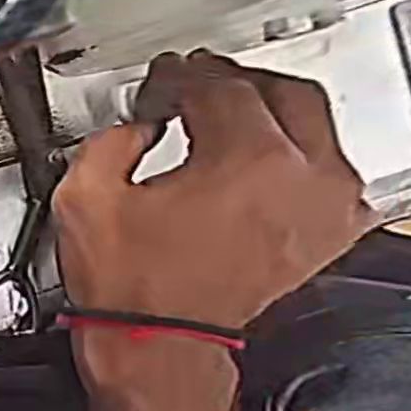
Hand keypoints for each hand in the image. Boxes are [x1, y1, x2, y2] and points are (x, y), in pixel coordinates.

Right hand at [54, 51, 373, 382]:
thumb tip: (134, 128)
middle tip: (195, 83)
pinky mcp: (329, 228)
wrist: (156, 335)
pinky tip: (258, 156)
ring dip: (268, 111)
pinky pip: (328, 167)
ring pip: (315, 126)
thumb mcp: (81, 199)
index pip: (220, 89)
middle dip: (233, 82)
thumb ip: (108, 143)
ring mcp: (327, 203)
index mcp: (245, 160)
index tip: (164, 77)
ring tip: (225, 114)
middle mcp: (304, 174)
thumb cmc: (126, 280)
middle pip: (283, 94)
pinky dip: (293, 151)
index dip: (183, 76)